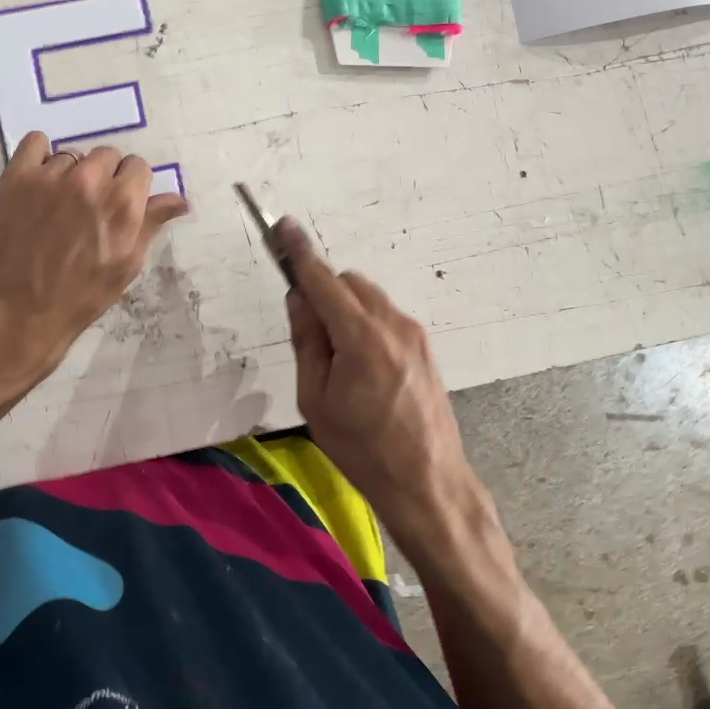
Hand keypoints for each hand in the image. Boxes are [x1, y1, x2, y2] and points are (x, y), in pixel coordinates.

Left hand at [0, 132, 189, 388]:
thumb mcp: (128, 263)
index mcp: (122, 202)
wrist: (24, 309)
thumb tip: (181, 200)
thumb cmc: (83, 293)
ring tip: (59, 204)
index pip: (137, 166)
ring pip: (71, 155)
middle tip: (89, 205)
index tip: (118, 202)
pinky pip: (35, 142)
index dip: (130, 184)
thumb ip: (151, 223)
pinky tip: (39, 179)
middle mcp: (89, 181)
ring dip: (70, 173)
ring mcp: (51, 176)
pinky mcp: (17, 177)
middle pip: (106, 155)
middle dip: (104, 175)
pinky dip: (39, 155)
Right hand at [277, 218, 475, 526]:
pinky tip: (362, 369)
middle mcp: (393, 324)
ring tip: (338, 362)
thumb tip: (299, 299)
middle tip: (310, 335)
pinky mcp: (425, 348)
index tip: (283, 226)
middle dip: (324, 292)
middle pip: (349, 282)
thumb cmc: (360, 449)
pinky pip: (386, 317)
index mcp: (360, 338)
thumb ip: (306, 342)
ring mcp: (415, 334)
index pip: (323, 280)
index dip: (299, 252)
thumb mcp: (314, 400)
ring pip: (369, 298)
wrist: (426, 482)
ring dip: (346, 309)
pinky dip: (365, 324)